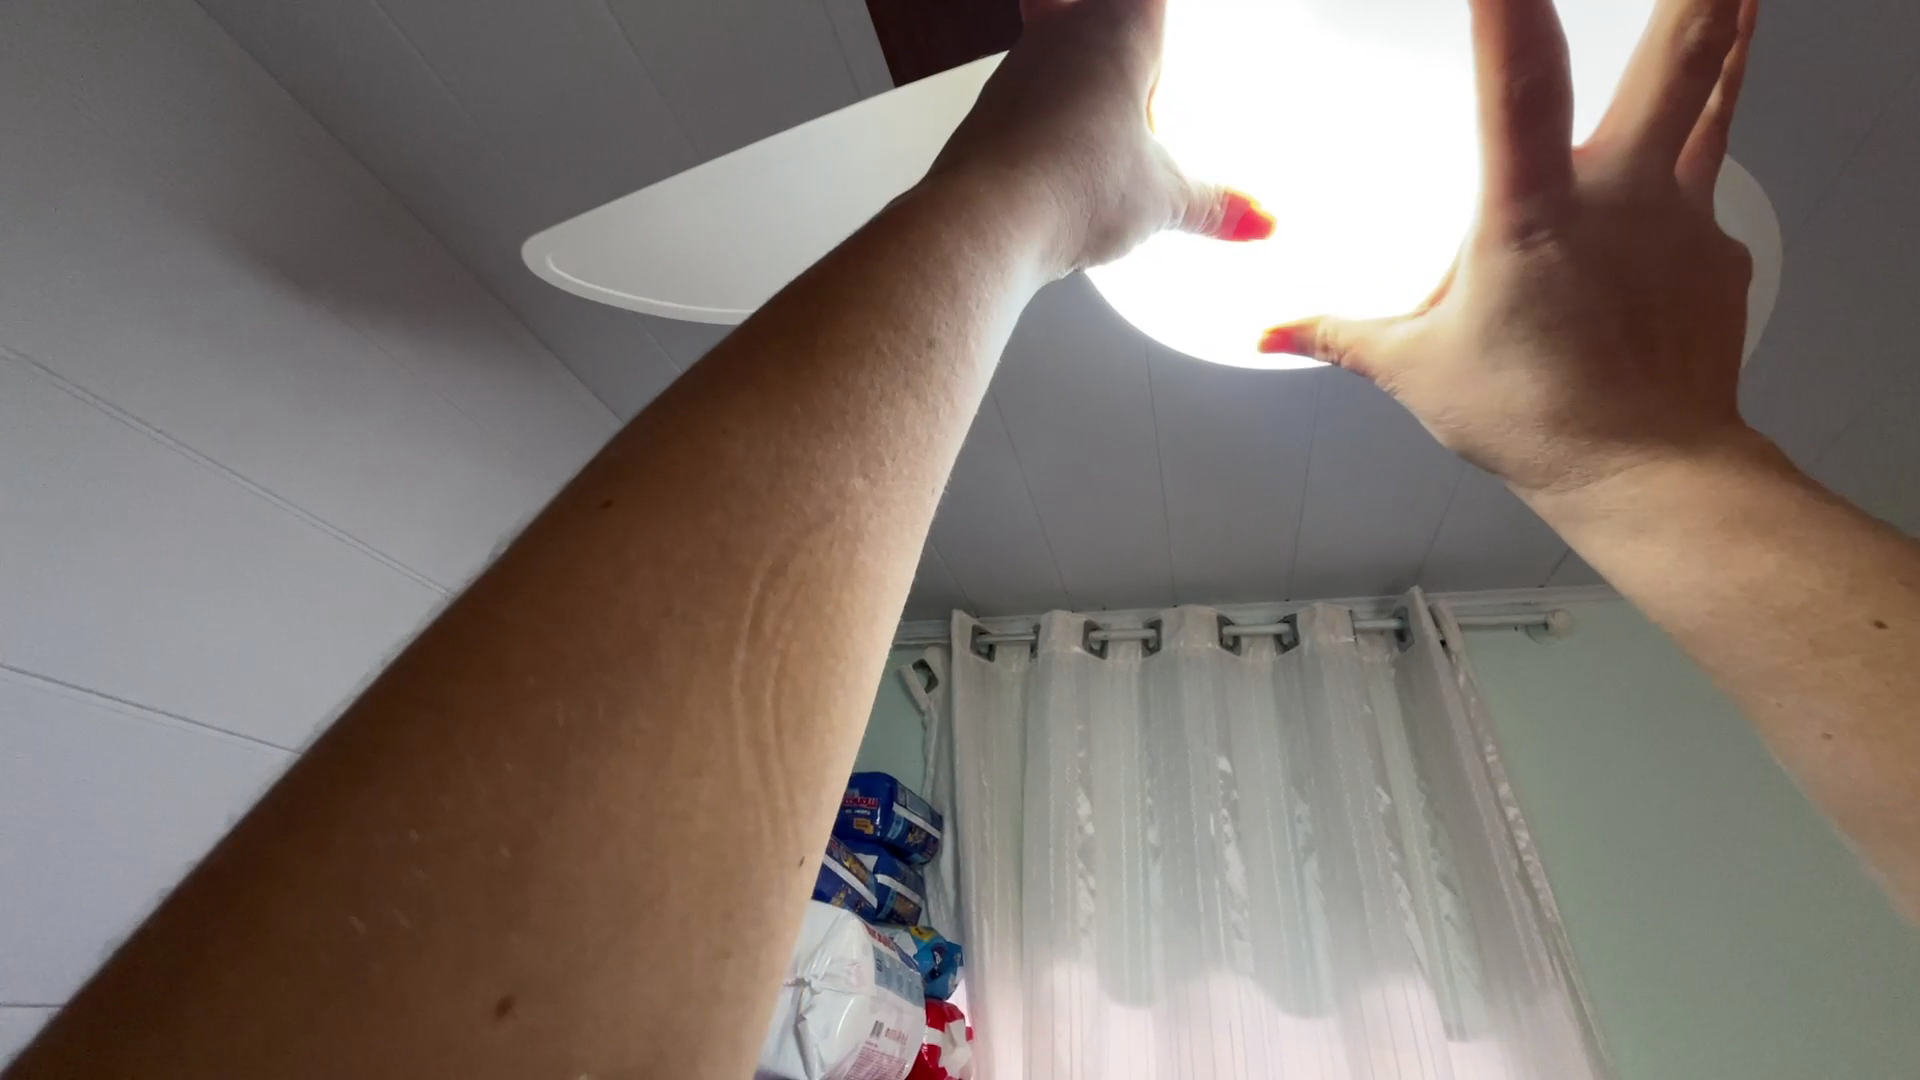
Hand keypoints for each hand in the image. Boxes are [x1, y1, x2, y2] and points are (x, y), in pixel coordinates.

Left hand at [926, 0, 1273, 278]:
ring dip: (1065, 63)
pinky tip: (1052, 155)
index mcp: (1118, 30)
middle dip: (1098, 22)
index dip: (1153, 16)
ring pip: (1041, 41)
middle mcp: (1059, 37)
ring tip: (1095, 109)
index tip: (1158, 23)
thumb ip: (1213, 207)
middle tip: (1124, 73)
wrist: (987, 225)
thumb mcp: (1160, 201)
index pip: (1149, 3)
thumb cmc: (1068, 189)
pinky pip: (1015, 100)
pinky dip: (1035, 114)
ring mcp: (1014, 76)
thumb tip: (1260, 223)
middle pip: (1071, 4)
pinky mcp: (983, 120)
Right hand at [1262, 0, 1760, 497]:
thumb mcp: (1412, 370)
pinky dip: (1678, 180)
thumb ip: (1339, 338)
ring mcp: (1682, 221)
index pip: (1518, 93)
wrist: (1641, 466)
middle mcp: (1621, 201)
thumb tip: (1270, 333)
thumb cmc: (1529, 416)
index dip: (1510, 14)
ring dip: (1727, 38)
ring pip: (1718, 101)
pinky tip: (1650, 212)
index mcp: (1531, 224)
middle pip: (1681, 58)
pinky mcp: (1714, 253)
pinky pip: (1701, 191)